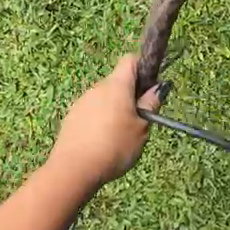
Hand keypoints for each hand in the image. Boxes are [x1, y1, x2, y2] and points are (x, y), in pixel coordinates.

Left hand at [46, 55, 161, 188]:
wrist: (73, 170)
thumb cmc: (114, 146)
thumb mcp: (141, 128)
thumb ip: (150, 105)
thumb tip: (158, 87)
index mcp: (117, 85)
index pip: (130, 60)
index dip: (142, 68)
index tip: (149, 88)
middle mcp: (98, 87)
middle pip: (117, 82)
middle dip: (129, 95)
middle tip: (137, 119)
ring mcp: (82, 102)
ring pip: (104, 98)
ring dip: (113, 109)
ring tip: (118, 136)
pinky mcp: (71, 117)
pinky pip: (91, 112)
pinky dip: (98, 121)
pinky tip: (101, 143)